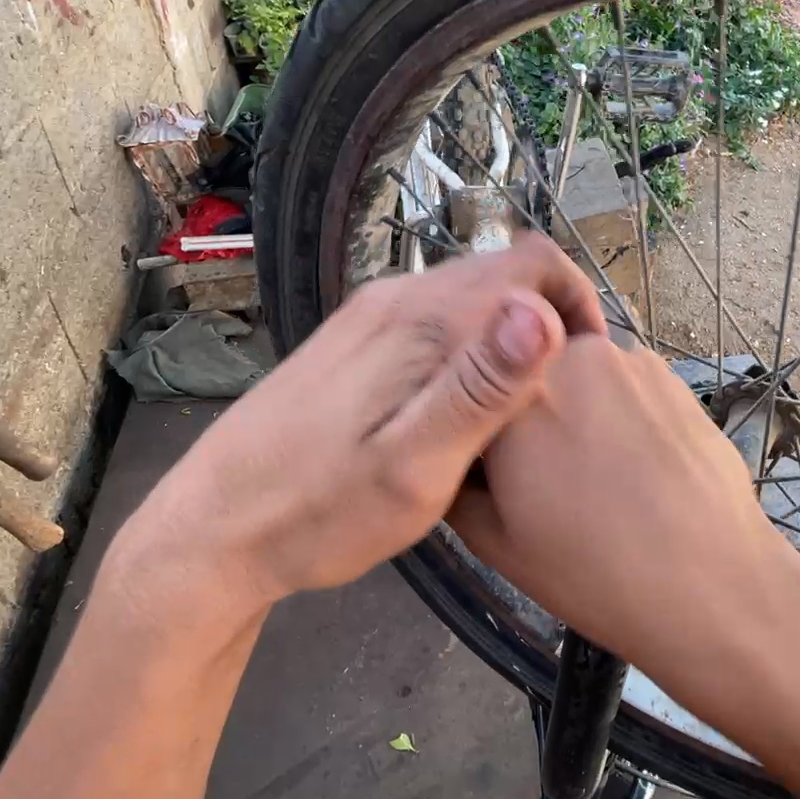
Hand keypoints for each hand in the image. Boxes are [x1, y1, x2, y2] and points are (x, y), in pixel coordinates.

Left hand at [112, 235, 605, 618]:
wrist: (208, 535)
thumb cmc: (317, 514)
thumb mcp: (413, 468)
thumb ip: (481, 388)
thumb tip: (540, 311)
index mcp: (424, 319)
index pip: (532, 264)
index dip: (577, 302)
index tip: (590, 367)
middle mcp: (400, 298)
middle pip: (505, 274)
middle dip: (551, 319)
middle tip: (561, 398)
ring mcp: (373, 315)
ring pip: (473, 298)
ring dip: (513, 335)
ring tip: (520, 410)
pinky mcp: (357, 339)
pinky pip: (440, 320)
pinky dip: (475, 348)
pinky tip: (465, 409)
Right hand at [448, 335, 799, 672]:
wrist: (712, 581)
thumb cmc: (594, 572)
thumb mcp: (495, 542)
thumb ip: (455, 482)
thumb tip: (454, 451)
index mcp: (513, 397)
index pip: (470, 392)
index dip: (477, 432)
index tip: (492, 470)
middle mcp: (567, 356)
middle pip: (524, 374)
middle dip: (526, 410)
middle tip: (546, 473)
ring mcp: (625, 357)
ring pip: (577, 374)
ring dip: (575, 405)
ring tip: (600, 470)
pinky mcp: (668, 370)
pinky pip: (623, 381)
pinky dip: (619, 408)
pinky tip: (639, 460)